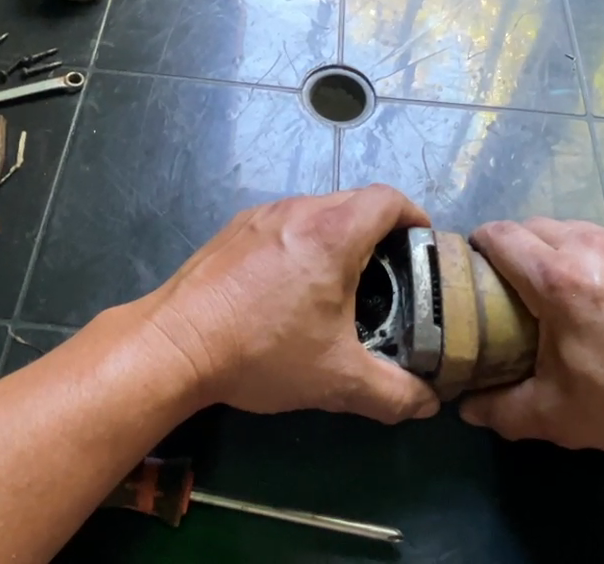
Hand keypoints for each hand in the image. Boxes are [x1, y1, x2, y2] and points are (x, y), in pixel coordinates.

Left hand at [135, 185, 440, 423]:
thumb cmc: (262, 351)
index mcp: (333, 233)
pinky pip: (285, 221)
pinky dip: (303, 240)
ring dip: (339, 234)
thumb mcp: (336, 379)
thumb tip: (427, 404)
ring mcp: (262, 214)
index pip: (388, 199)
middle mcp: (299, 210)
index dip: (413, 216)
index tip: (422, 245)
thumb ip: (393, 393)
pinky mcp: (236, 226)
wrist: (176, 343)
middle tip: (390, 272)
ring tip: (342, 281)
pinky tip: (291, 283)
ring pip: (317, 210)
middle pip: (355, 200)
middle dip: (380, 229)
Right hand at [459, 219, 603, 475]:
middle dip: (517, 249)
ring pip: (580, 232)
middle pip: (535, 227)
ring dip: (562, 252)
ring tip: (571, 294)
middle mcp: (593, 247)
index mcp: (558, 278)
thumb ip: (504, 409)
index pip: (500, 236)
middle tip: (518, 289)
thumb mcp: (563, 417)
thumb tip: (467, 408)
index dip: (478, 246)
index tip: (474, 268)